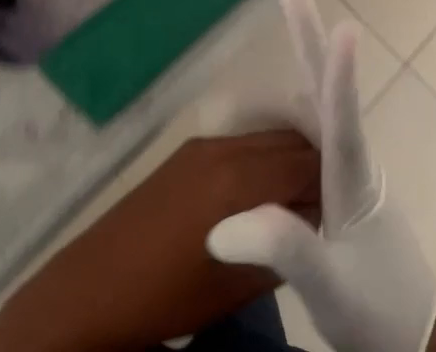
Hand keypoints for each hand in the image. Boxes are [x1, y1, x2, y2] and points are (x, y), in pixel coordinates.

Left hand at [0, 130, 321, 351]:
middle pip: (294, 141)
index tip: (343, 211)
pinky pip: (242, 144)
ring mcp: (204, 146)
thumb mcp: (242, 284)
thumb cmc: (171, 295)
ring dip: (289, 162)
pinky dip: (262, 161)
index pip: (313, 162)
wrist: (92, 290)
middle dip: (315, 167)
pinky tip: (257, 197)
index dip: (335, 184)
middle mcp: (227, 149)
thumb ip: (290, 245)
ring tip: (291, 204)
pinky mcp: (187, 153)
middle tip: (323, 206)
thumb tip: (316, 219)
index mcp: (242, 181)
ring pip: (269, 139)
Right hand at [205, 0, 435, 351]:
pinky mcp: (345, 191)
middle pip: (328, 94)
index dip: (339, 77)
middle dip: (310, 41)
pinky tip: (269, 124)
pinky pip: (314, 138)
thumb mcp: (326, 286)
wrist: (415, 338)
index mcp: (355, 183)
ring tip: (270, 50)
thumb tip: (220, 223)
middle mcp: (355, 167)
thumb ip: (282, 249)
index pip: (343, 123)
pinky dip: (292, 115)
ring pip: (320, 112)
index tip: (342, 28)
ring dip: (301, 72)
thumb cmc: (375, 309)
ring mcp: (352, 176)